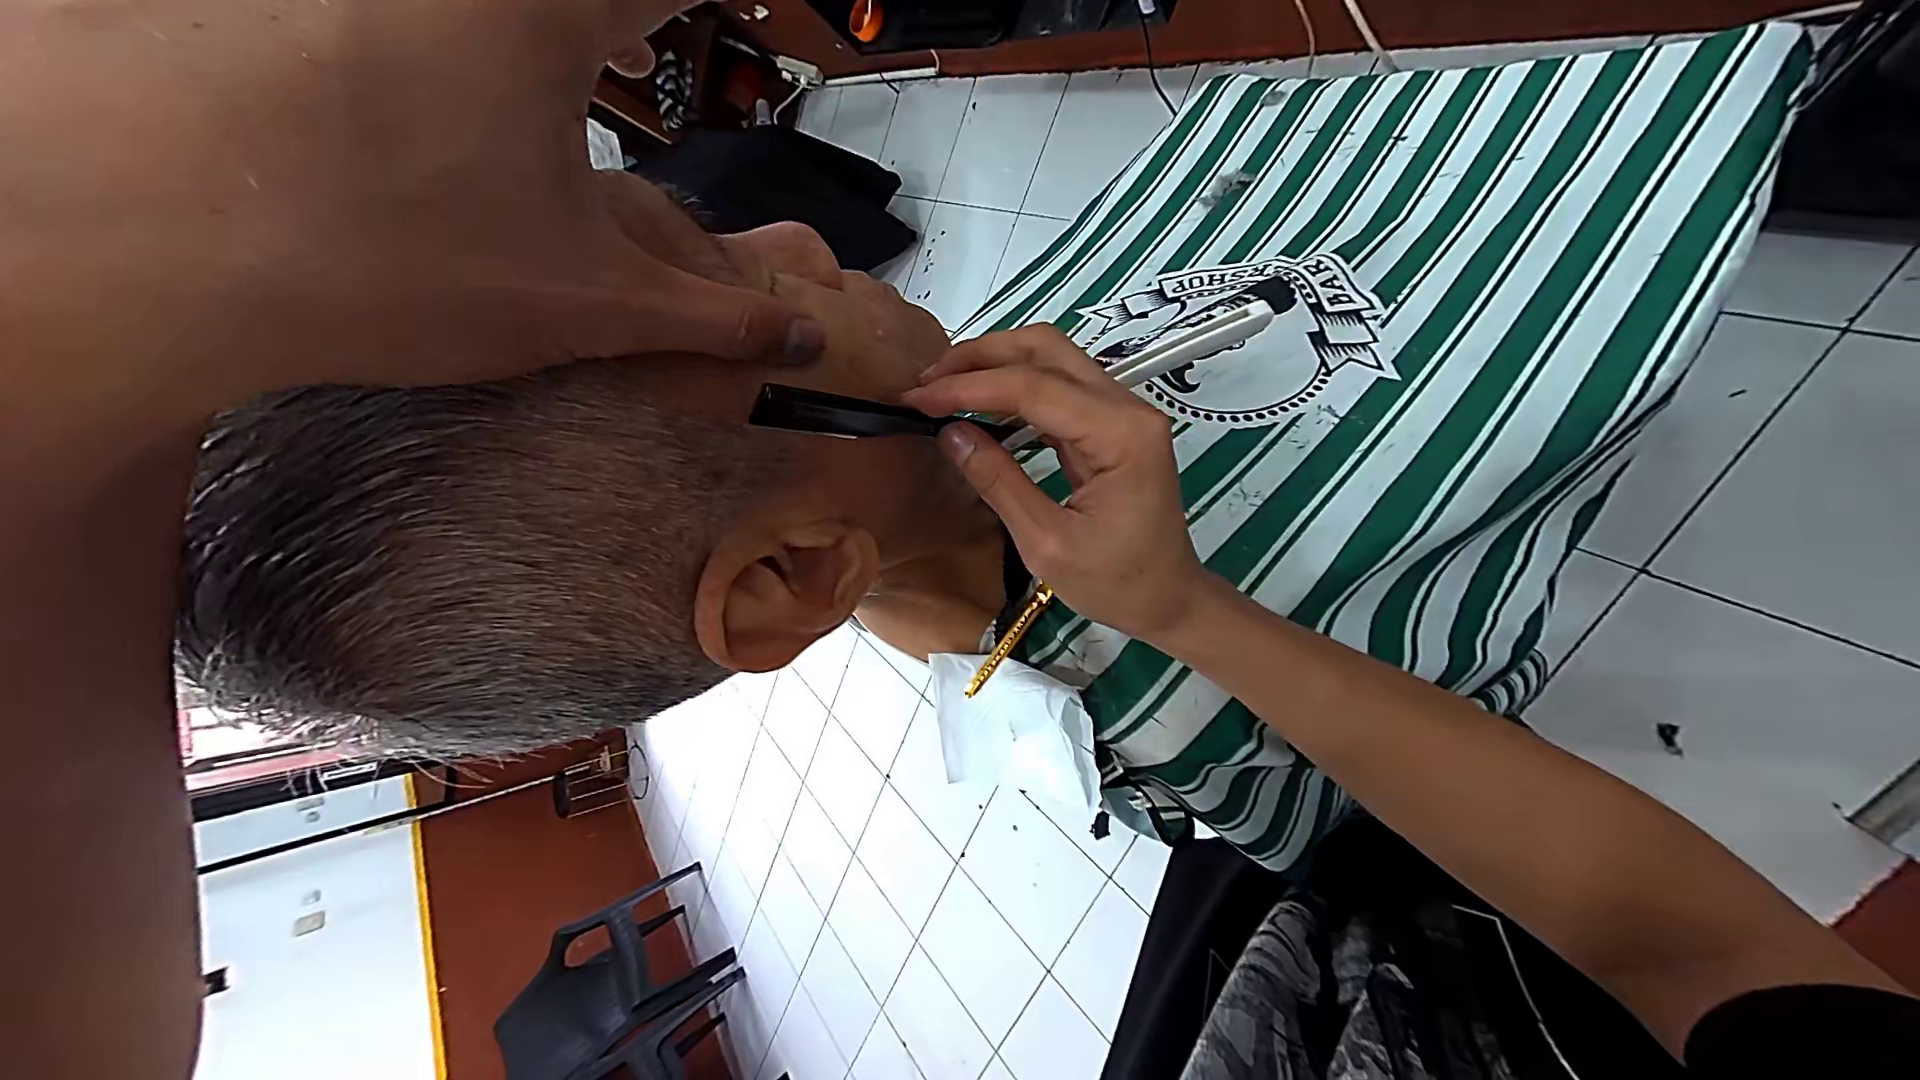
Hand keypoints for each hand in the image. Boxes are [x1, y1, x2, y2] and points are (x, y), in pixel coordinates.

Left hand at [0, 0, 822, 404]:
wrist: (127, 246)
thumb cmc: (393, 265)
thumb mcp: (594, 304)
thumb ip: (717, 320)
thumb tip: (800, 339)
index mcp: (542, 8)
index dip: (745, 2)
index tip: (774, 16)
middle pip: (586, 4)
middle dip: (638, 26)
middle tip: (658, 46)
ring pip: (513, 12)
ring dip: (572, 30)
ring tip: (594, 58)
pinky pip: (430, 17)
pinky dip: (493, 35)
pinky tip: (476, 72)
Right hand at [904, 325, 1224, 642]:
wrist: (1168, 598)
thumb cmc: (1115, 583)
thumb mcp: (1046, 543)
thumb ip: (998, 482)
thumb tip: (950, 434)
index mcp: (1120, 435)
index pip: (1033, 387)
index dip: (968, 387)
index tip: (917, 399)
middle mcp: (1128, 408)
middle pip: (1046, 349)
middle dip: (980, 356)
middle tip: (929, 381)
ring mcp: (1123, 412)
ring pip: (1052, 359)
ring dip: (996, 365)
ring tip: (945, 388)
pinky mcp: (1113, 424)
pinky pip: (1058, 388)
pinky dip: (1015, 389)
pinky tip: (982, 406)